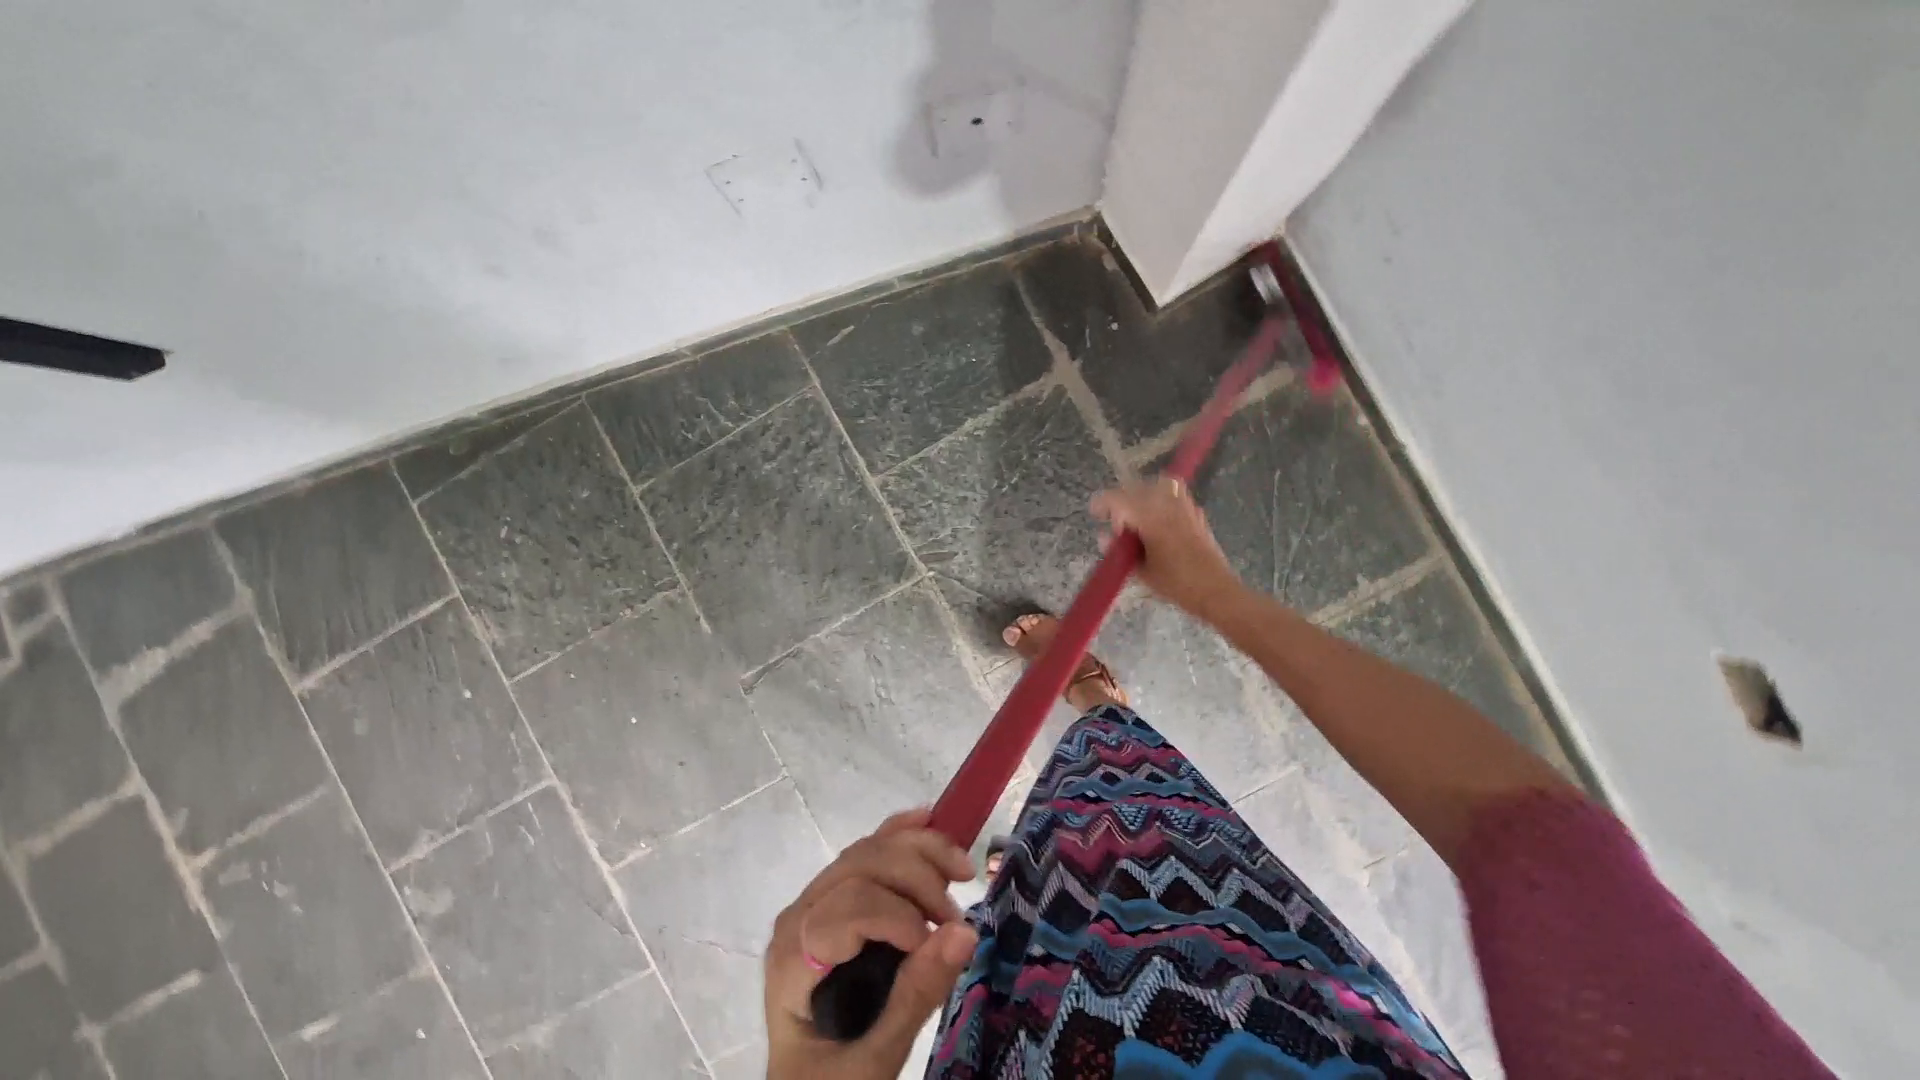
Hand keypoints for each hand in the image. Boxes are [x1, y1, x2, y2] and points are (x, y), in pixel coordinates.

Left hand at [765, 809, 978, 1079]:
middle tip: (956, 916)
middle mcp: (799, 918)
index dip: (900, 916)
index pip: (849, 907)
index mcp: (795, 959)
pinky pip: (865, 854)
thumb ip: (914, 996)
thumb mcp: (873, 1058)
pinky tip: (929, 819)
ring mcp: (814, 904)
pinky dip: (900, 834)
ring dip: (918, 851)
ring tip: (961, 872)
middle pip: (861, 867)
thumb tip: (965, 933)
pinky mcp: (834, 901)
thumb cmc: (831, 1079)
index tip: (935, 946)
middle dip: (918, 878)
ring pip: (867, 851)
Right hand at [1091, 476, 1240, 615]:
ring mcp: (1185, 507)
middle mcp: (1168, 506)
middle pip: (1138, 488)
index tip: (1095, 511)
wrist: (1216, 591)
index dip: (1103, 502)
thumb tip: (1105, 539)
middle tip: (1118, 523)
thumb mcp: (1142, 572)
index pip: (1120, 499)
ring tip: (1138, 516)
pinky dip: (1162, 501)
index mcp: (1151, 519)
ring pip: (1160, 485)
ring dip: (1144, 495)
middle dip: (1123, 501)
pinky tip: (1159, 521)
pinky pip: (1176, 495)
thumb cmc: (1177, 585)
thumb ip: (1121, 552)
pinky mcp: (1197, 514)